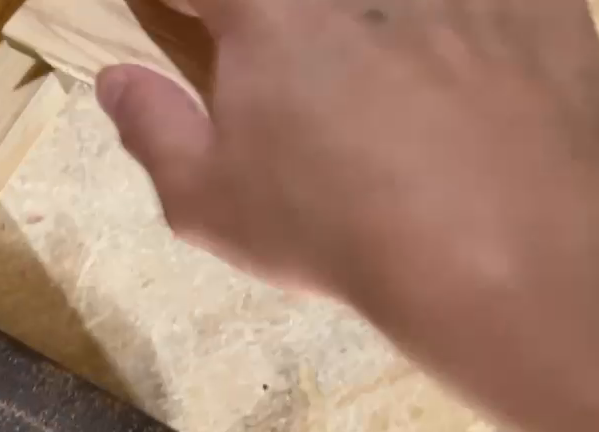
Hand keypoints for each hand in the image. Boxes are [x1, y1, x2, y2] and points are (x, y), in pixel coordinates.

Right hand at [96, 0, 598, 320]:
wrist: (483, 240)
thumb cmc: (317, 224)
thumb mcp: (201, 200)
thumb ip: (150, 129)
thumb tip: (115, 79)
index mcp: (269, 12)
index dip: (174, 1)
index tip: (172, 20)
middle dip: (265, 25)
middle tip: (266, 68)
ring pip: (375, 3)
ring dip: (352, 30)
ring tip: (342, 107)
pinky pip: (475, 3)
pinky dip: (441, 28)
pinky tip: (429, 85)